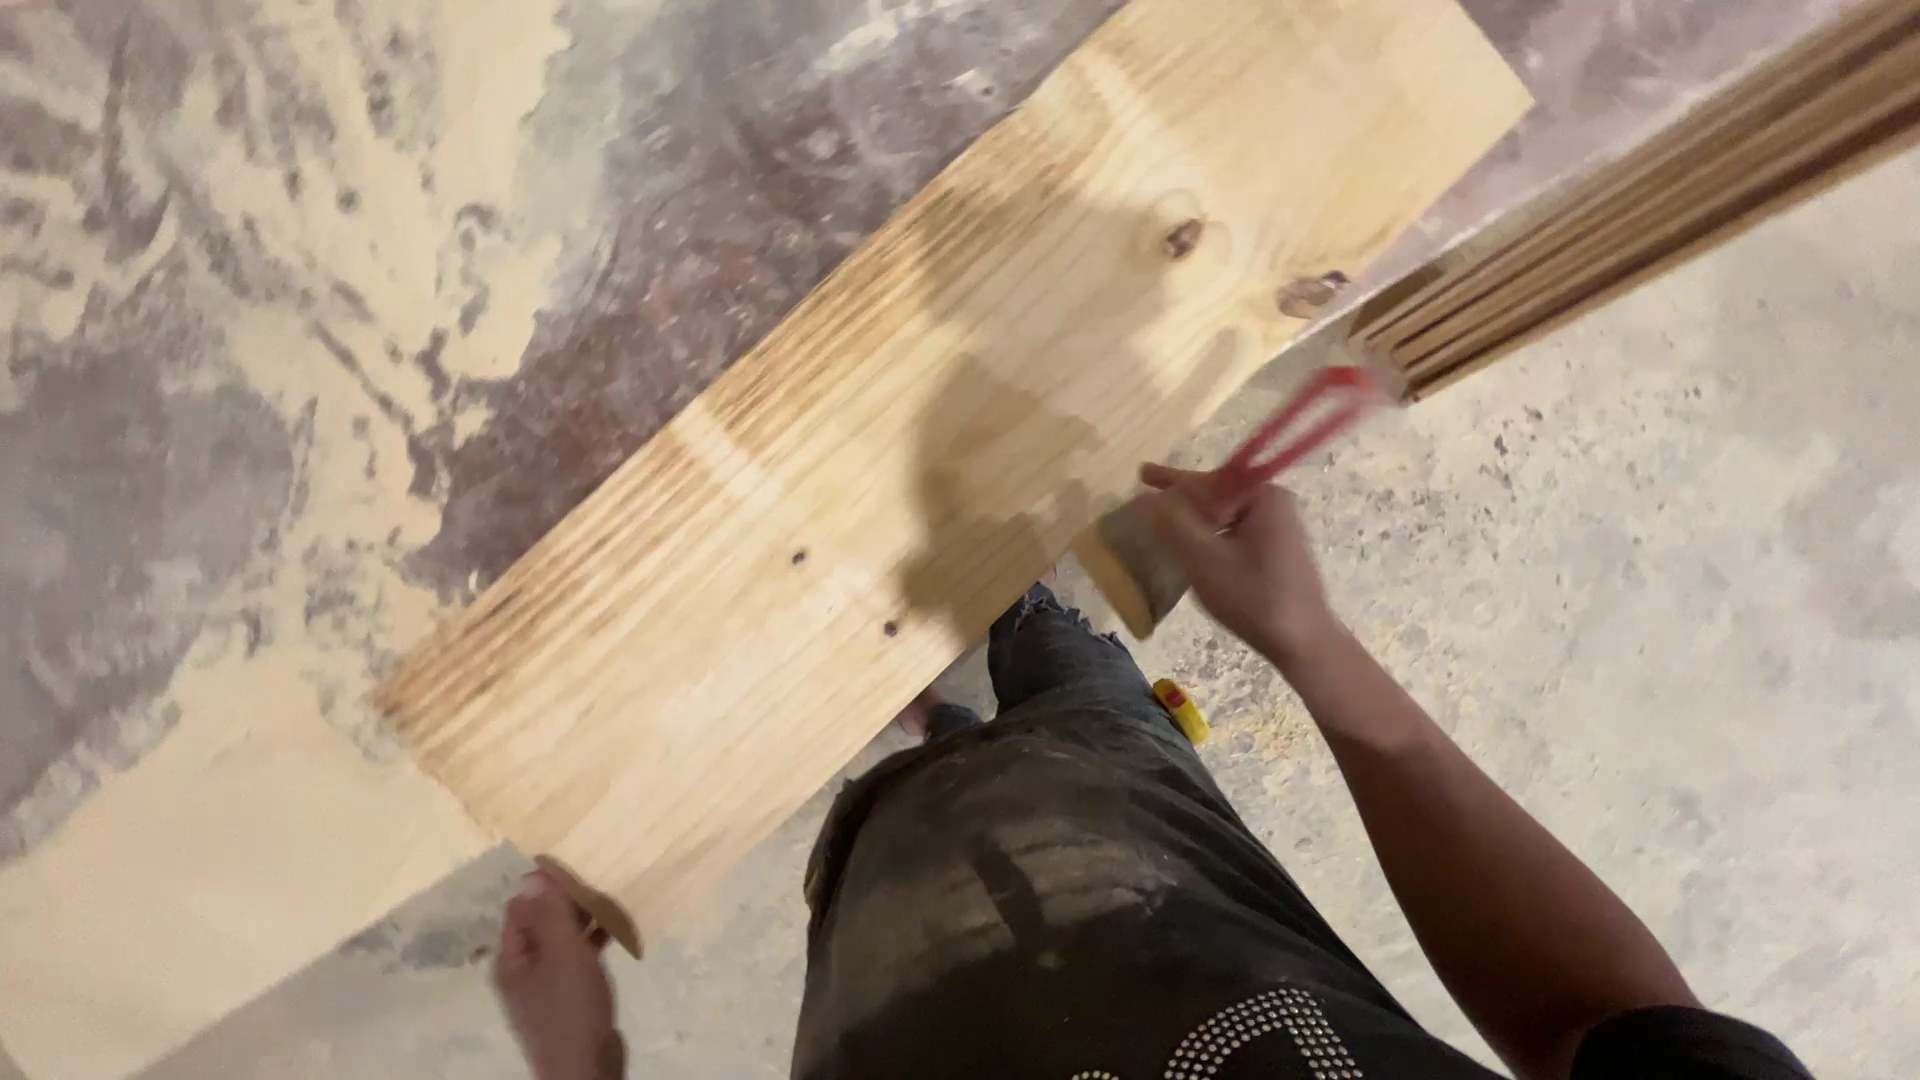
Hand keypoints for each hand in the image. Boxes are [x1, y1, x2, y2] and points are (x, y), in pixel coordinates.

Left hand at [495, 870, 623, 1079]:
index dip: (545, 886)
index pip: (521, 908)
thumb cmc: (571, 1008)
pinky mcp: (567, 997)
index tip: (577, 865)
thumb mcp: (563, 954)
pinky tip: (615, 932)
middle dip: (567, 901)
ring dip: (582, 919)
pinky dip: (592, 942)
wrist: (585, 1071)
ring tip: (611, 900)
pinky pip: (576, 958)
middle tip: (600, 879)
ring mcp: (544, 986)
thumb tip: (531, 875)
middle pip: (541, 922)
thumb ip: (550, 915)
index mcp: (512, 960)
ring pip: (561, 939)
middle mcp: (522, 970)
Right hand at [1135, 462, 1340, 662]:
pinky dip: (1208, 531)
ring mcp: (1277, 525)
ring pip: (1223, 513)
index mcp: (1262, 496)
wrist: (1302, 643)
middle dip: (1180, 496)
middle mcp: (1273, 502)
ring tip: (1161, 515)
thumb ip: (1171, 524)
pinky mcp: (1275, 547)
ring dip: (1192, 516)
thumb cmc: (1253, 598)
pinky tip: (1189, 541)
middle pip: (1215, 493)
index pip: (1206, 480)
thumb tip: (1143, 498)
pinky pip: (1233, 528)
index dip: (1170, 480)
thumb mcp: (1204, 559)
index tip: (1142, 474)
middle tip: (1147, 488)